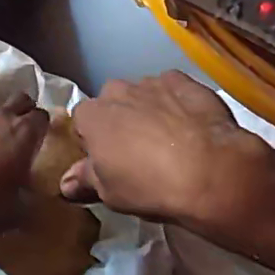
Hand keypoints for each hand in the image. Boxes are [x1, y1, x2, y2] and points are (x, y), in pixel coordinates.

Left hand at [0, 94, 48, 271]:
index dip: (45, 128)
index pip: (43, 116)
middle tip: (25, 137)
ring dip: (2, 124)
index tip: (43, 143)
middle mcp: (2, 117)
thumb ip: (33, 195)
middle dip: (26, 113)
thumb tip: (35, 193)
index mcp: (24, 132)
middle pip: (21, 101)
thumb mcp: (20, 210)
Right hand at [61, 72, 274, 230]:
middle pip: (112, 104)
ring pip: (143, 95)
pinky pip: (173, 89)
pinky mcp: (183, 80)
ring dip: (150, 111)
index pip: (82, 123)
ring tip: (171, 141)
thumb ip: (84, 180)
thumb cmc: (149, 185)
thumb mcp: (110, 193)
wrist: (210, 171)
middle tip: (140, 152)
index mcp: (91, 116)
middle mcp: (116, 90)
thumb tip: (64, 183)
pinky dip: (178, 101)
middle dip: (121, 121)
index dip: (95, 142)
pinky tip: (191, 124)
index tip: (109, 161)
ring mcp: (150, 82)